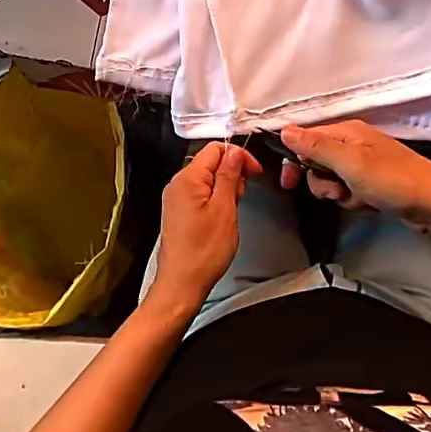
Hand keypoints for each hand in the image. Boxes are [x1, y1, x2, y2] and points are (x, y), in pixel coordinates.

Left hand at [152, 142, 261, 299]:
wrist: (182, 282)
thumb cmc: (203, 252)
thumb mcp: (224, 209)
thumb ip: (229, 176)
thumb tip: (235, 153)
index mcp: (187, 179)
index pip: (215, 149)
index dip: (238, 156)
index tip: (254, 171)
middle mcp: (177, 184)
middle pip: (210, 162)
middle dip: (232, 174)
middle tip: (240, 197)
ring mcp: (176, 197)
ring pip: (207, 179)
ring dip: (225, 189)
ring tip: (230, 212)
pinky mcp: (179, 210)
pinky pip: (200, 193)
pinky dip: (216, 200)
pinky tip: (222, 217)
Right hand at [278, 120, 430, 225]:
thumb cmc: (392, 180)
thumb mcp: (349, 162)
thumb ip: (315, 146)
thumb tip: (284, 130)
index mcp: (347, 132)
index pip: (305, 139)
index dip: (294, 160)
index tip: (289, 182)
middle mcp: (353, 143)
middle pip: (316, 161)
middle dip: (321, 181)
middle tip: (335, 193)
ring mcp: (364, 164)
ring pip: (331, 179)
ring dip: (338, 193)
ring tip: (357, 199)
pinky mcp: (372, 183)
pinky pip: (348, 190)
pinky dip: (353, 200)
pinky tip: (368, 204)